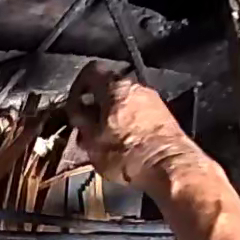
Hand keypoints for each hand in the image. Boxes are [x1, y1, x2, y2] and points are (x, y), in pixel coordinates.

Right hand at [65, 62, 202, 191]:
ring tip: (101, 141)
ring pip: (122, 103)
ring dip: (109, 117)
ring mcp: (153, 102)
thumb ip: (79, 119)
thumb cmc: (129, 154)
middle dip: (94, 106)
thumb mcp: (90, 139)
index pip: (91, 70)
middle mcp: (137, 88)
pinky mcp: (163, 118)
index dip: (77, 86)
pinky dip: (125, 125)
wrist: (167, 168)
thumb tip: (76, 110)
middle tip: (84, 127)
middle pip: (108, 88)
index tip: (72, 104)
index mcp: (115, 88)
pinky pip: (137, 114)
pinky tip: (120, 146)